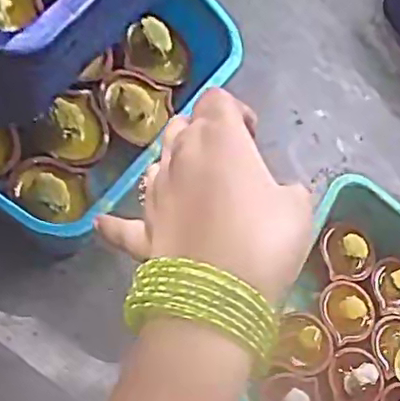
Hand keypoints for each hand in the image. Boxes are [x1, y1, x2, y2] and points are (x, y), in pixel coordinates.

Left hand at [95, 89, 315, 303]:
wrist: (220, 299)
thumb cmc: (265, 244)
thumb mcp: (298, 211)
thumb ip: (287, 191)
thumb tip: (280, 194)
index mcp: (219, 138)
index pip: (220, 102)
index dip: (236, 113)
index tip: (252, 136)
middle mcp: (180, 157)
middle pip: (182, 128)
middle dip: (201, 137)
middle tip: (223, 162)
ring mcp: (156, 197)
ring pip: (155, 166)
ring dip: (171, 169)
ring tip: (188, 185)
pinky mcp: (145, 237)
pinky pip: (124, 228)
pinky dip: (115, 225)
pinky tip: (101, 224)